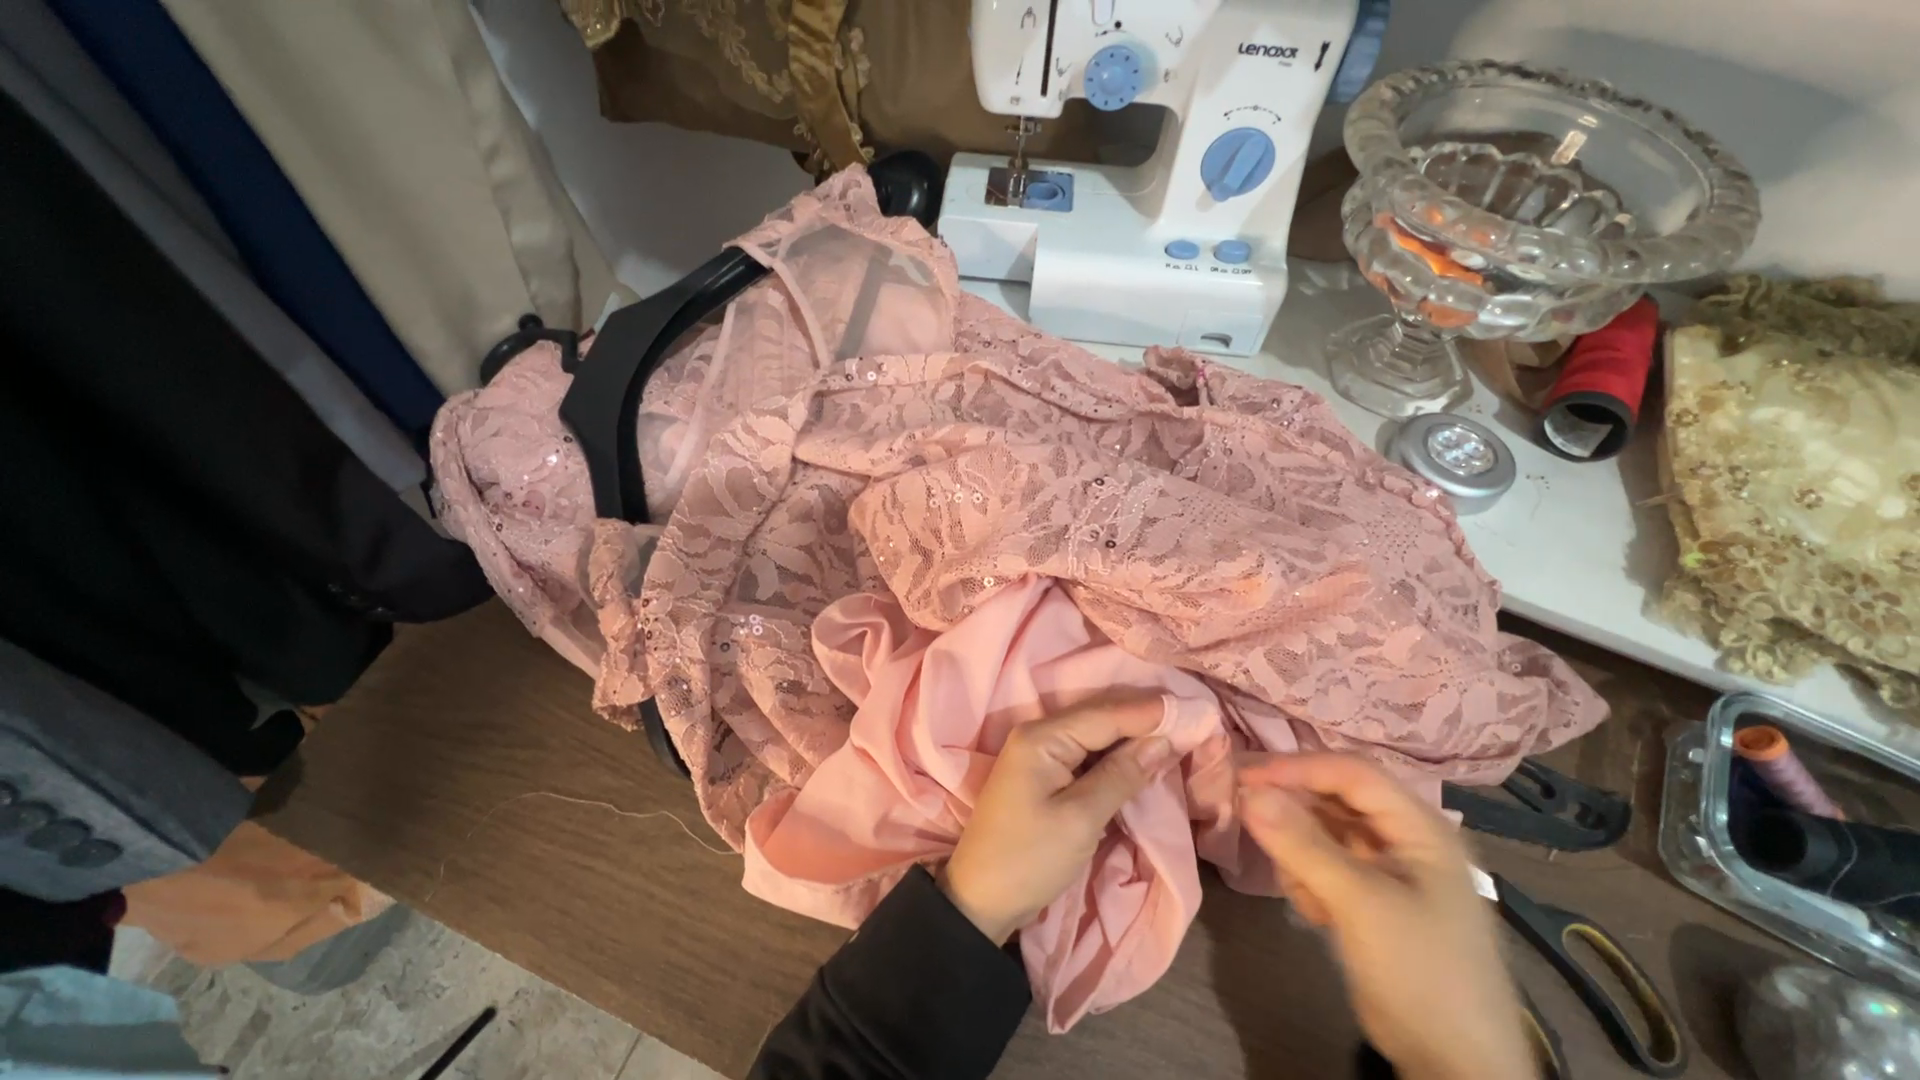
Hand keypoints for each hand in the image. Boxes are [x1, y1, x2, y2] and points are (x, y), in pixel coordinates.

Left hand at [940, 697, 1178, 945]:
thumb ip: (1121, 775)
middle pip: (1100, 717)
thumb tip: (1163, 740)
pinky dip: (1116, 754)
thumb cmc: (1029, 859)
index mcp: (1042, 737)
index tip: (1197, 711)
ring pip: (1096, 734)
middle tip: (1193, 718)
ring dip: (1133, 735)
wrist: (979, 900)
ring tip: (1178, 731)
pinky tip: (1143, 756)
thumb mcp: (1081, 819)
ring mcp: (1039, 754)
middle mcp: (1038, 734)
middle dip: (1145, 718)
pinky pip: (1086, 753)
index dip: (1152, 712)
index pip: (1106, 714)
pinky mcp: (1044, 775)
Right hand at [1237, 754, 1533, 1079]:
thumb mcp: (1359, 903)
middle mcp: (1405, 838)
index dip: (1296, 768)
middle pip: (1334, 799)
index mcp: (1421, 826)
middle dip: (1291, 809)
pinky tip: (1313, 913)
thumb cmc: (1420, 971)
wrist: (1457, 1064)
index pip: (1351, 773)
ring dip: (1300, 852)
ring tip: (1300, 891)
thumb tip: (1249, 794)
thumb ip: (1303, 845)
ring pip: (1324, 833)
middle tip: (1243, 814)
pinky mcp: (1372, 900)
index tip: (1243, 778)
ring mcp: (1389, 870)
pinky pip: (1326, 866)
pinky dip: (1309, 879)